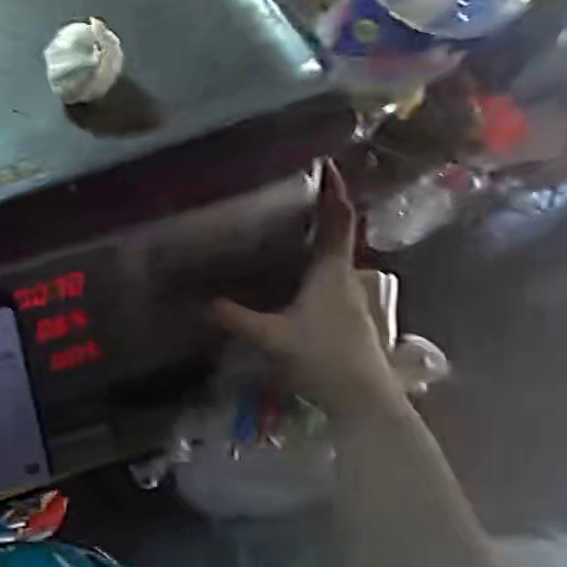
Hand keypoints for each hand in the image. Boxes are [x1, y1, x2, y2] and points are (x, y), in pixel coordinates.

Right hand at [211, 168, 404, 417]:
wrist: (364, 400)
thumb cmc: (323, 358)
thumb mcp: (271, 338)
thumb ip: (236, 319)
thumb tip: (202, 304)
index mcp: (331, 273)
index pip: (338, 223)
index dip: (334, 194)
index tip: (328, 167)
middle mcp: (348, 279)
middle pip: (339, 239)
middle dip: (322, 217)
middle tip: (295, 203)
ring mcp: (355, 300)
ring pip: (336, 263)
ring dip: (318, 246)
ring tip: (289, 240)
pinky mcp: (353, 319)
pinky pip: (333, 282)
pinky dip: (317, 272)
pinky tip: (297, 285)